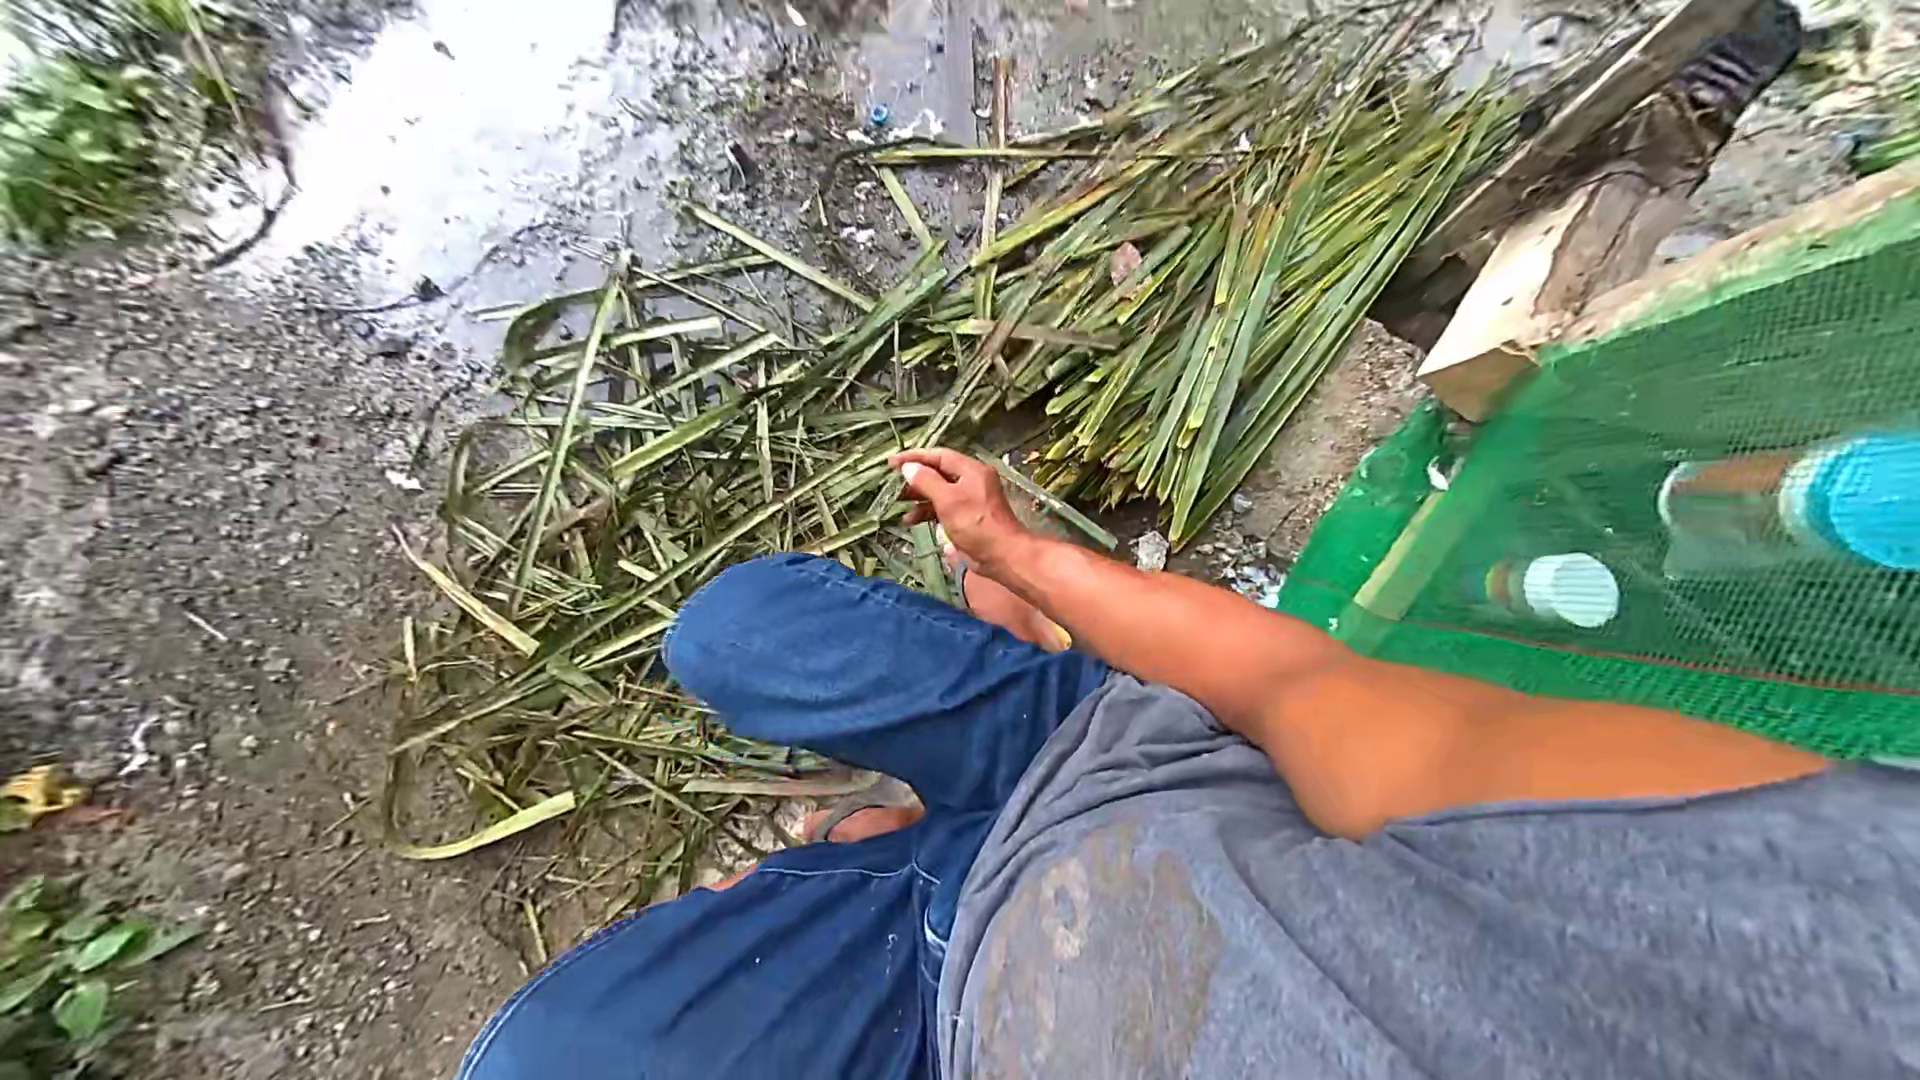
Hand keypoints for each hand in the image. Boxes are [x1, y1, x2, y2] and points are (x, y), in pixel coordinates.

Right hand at [888, 448, 1032, 571]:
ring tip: (899, 504)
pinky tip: (912, 521)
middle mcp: (971, 481)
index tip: (892, 463)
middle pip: (938, 473)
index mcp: (971, 470)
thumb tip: (908, 468)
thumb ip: (927, 481)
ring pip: (939, 491)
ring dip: (919, 497)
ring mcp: (970, 499)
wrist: (1002, 555)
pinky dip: (928, 512)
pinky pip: (943, 508)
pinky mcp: (967, 517)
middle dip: (915, 478)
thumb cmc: (976, 524)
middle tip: (893, 485)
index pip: (938, 456)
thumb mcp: (948, 500)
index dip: (914, 457)